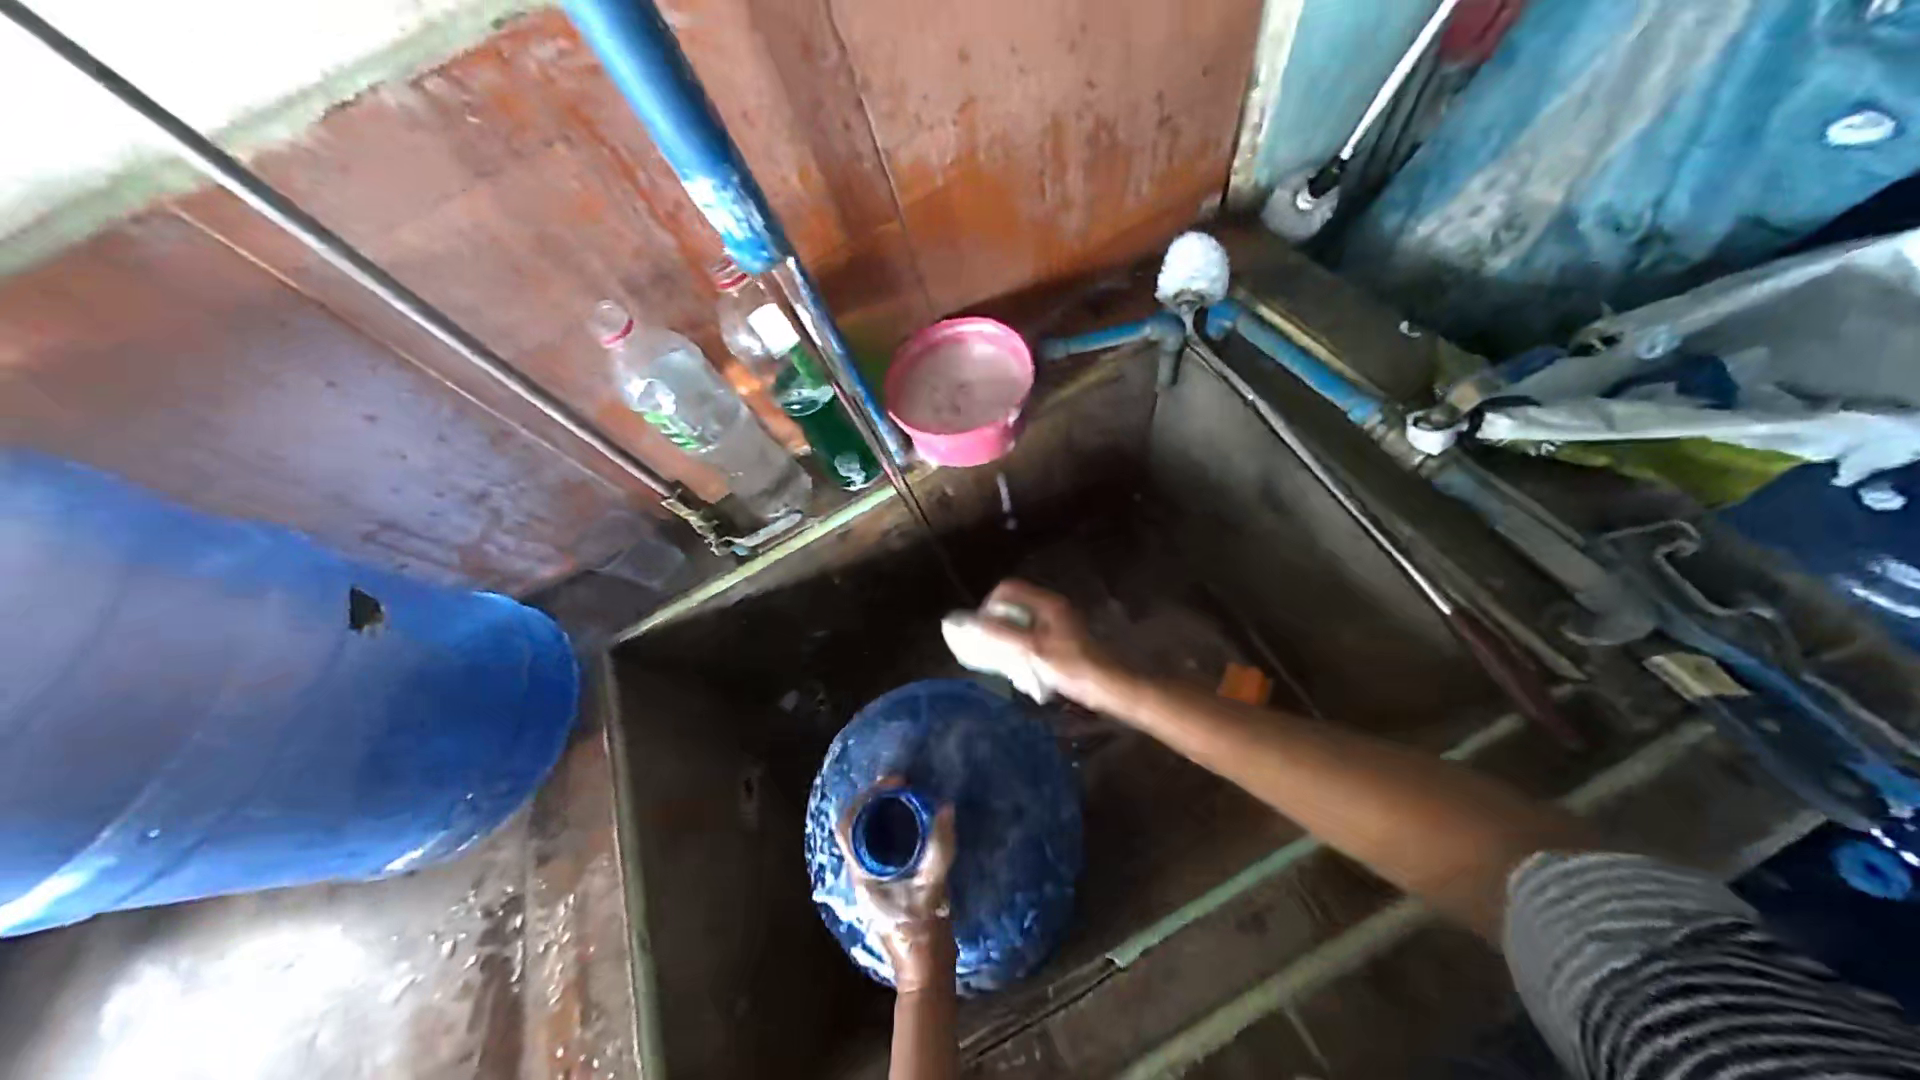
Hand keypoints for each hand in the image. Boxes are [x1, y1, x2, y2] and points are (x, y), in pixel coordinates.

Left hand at [836, 778, 957, 992]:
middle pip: (857, 826)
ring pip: (869, 836)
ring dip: (886, 814)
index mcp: (862, 872)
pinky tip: (917, 825)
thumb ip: (940, 846)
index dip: (866, 797)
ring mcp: (872, 881)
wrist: (924, 972)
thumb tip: (946, 807)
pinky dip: (896, 829)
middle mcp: (860, 873)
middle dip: (877, 800)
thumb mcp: (932, 885)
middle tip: (902, 784)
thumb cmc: (921, 931)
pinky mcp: (886, 886)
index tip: (892, 782)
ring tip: (909, 797)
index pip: (848, 824)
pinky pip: (884, 847)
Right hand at [973, 580, 1125, 711]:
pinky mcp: (1061, 635)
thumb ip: (1001, 633)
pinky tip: (1020, 661)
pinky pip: (1031, 630)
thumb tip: (972, 623)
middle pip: (1014, 602)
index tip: (981, 627)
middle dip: (997, 620)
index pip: (1007, 588)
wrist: (1105, 685)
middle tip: (988, 642)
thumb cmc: (1070, 666)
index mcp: (1046, 602)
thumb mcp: (1032, 649)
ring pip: (1021, 617)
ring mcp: (1057, 620)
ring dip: (1008, 632)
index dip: (989, 604)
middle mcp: (1052, 605)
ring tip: (1002, 654)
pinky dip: (1020, 641)